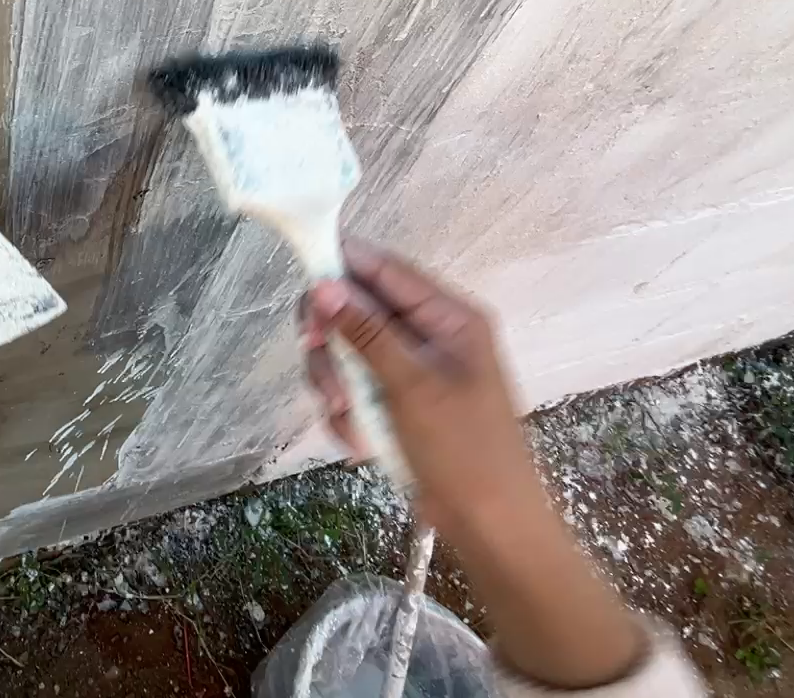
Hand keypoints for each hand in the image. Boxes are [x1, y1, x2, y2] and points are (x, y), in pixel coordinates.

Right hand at [301, 240, 644, 688]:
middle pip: (354, 309)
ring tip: (347, 417)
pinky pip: (350, 386)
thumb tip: (323, 284)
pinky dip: (346, 412)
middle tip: (316, 357)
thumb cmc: (465, 451)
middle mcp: (426, 333)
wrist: (491, 530)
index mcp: (448, 316)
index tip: (302, 277)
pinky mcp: (392, 398)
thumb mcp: (412, 386)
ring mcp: (407, 367)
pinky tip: (359, 441)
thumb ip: (365, 331)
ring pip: (344, 350)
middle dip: (332, 340)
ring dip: (335, 383)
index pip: (384, 269)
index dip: (340, 264)